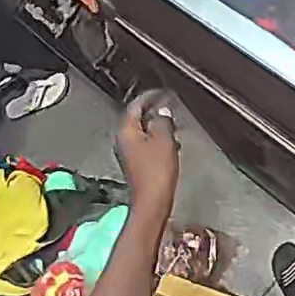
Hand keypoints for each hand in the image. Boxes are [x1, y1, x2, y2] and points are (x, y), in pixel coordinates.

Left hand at [116, 89, 178, 219]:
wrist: (152, 201)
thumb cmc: (155, 173)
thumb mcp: (164, 139)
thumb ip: (163, 120)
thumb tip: (163, 112)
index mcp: (126, 131)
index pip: (136, 104)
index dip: (150, 97)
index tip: (162, 93)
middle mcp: (123, 141)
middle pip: (137, 118)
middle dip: (153, 112)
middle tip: (168, 107)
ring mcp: (128, 154)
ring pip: (142, 132)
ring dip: (157, 127)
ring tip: (172, 126)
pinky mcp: (136, 165)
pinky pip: (146, 146)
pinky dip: (157, 141)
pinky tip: (169, 145)